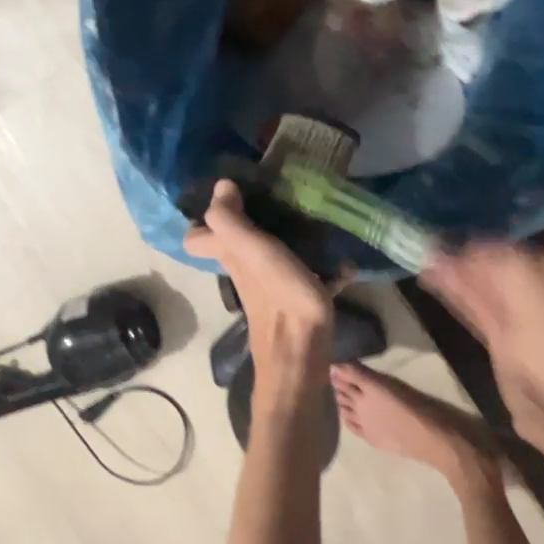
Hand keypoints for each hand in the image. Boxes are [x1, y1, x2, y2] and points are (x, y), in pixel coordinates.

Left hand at [186, 181, 332, 415]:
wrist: (303, 358)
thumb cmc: (280, 300)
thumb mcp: (254, 254)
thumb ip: (232, 222)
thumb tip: (220, 185)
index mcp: (233, 258)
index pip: (197, 239)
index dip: (206, 216)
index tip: (234, 191)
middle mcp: (247, 272)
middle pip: (239, 243)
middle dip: (254, 218)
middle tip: (280, 194)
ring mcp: (273, 291)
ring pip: (274, 258)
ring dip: (290, 240)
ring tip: (316, 219)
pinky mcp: (299, 305)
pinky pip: (310, 280)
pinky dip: (325, 271)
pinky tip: (346, 263)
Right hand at [423, 234, 543, 458]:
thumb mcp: (517, 354)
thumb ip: (476, 304)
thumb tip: (439, 270)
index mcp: (524, 268)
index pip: (474, 250)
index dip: (459, 268)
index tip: (446, 282)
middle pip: (514, 257)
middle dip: (503, 282)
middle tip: (503, 321)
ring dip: (539, 288)